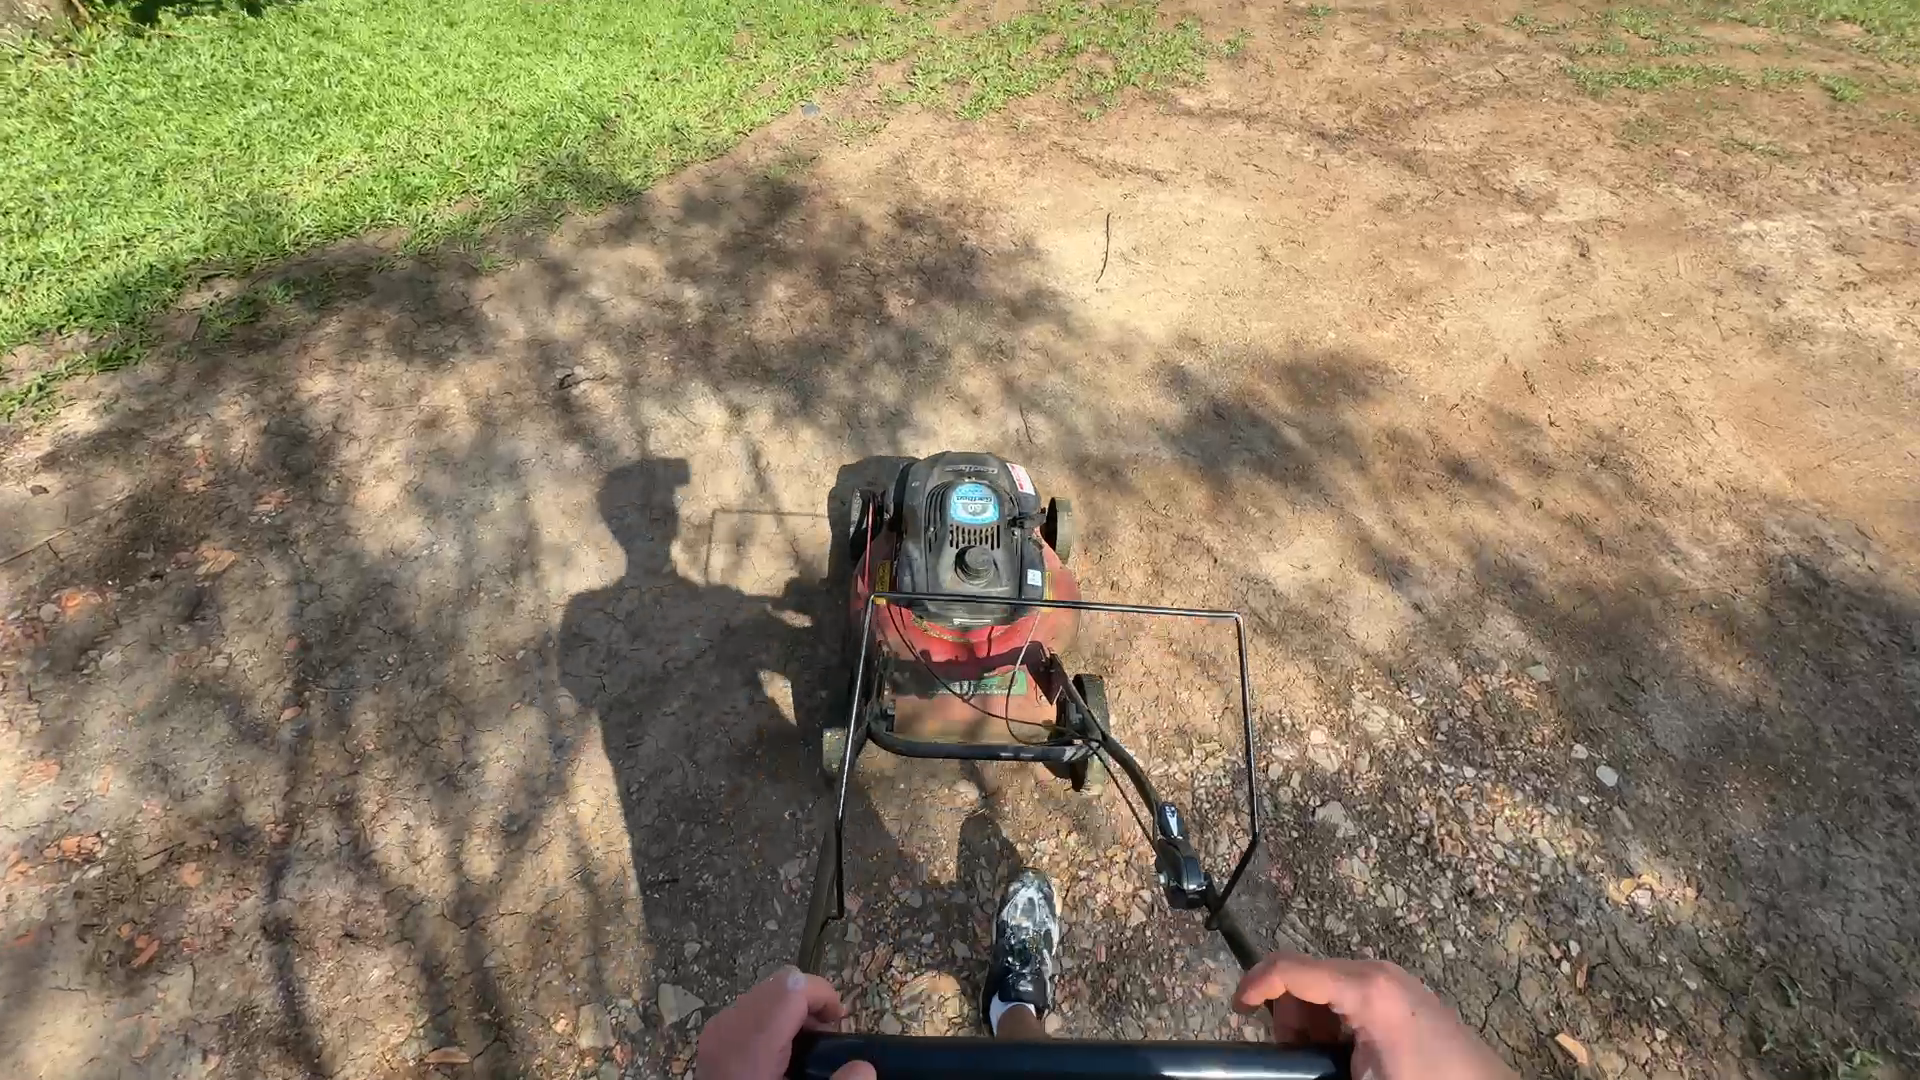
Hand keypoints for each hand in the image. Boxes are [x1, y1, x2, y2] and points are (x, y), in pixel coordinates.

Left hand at [696, 967, 872, 1079]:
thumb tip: (866, 1068)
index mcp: (748, 1046)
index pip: (791, 986)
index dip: (822, 994)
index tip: (838, 1021)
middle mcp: (728, 1027)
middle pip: (781, 983)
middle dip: (811, 1000)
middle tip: (827, 1033)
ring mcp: (718, 1029)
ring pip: (768, 989)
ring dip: (794, 1006)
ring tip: (808, 1041)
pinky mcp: (716, 1035)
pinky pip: (754, 1002)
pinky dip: (776, 1013)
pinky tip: (784, 1046)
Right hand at [1234, 953, 1516, 1079]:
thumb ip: (1313, 1059)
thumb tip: (1281, 1055)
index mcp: (1365, 989)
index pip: (1289, 968)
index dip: (1254, 984)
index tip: (1236, 1009)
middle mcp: (1376, 971)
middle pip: (1305, 975)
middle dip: (1287, 1013)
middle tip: (1290, 1056)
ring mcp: (1392, 979)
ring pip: (1325, 983)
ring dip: (1310, 1019)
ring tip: (1321, 1060)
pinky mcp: (1404, 994)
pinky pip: (1350, 993)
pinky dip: (1334, 1019)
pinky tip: (1346, 1054)